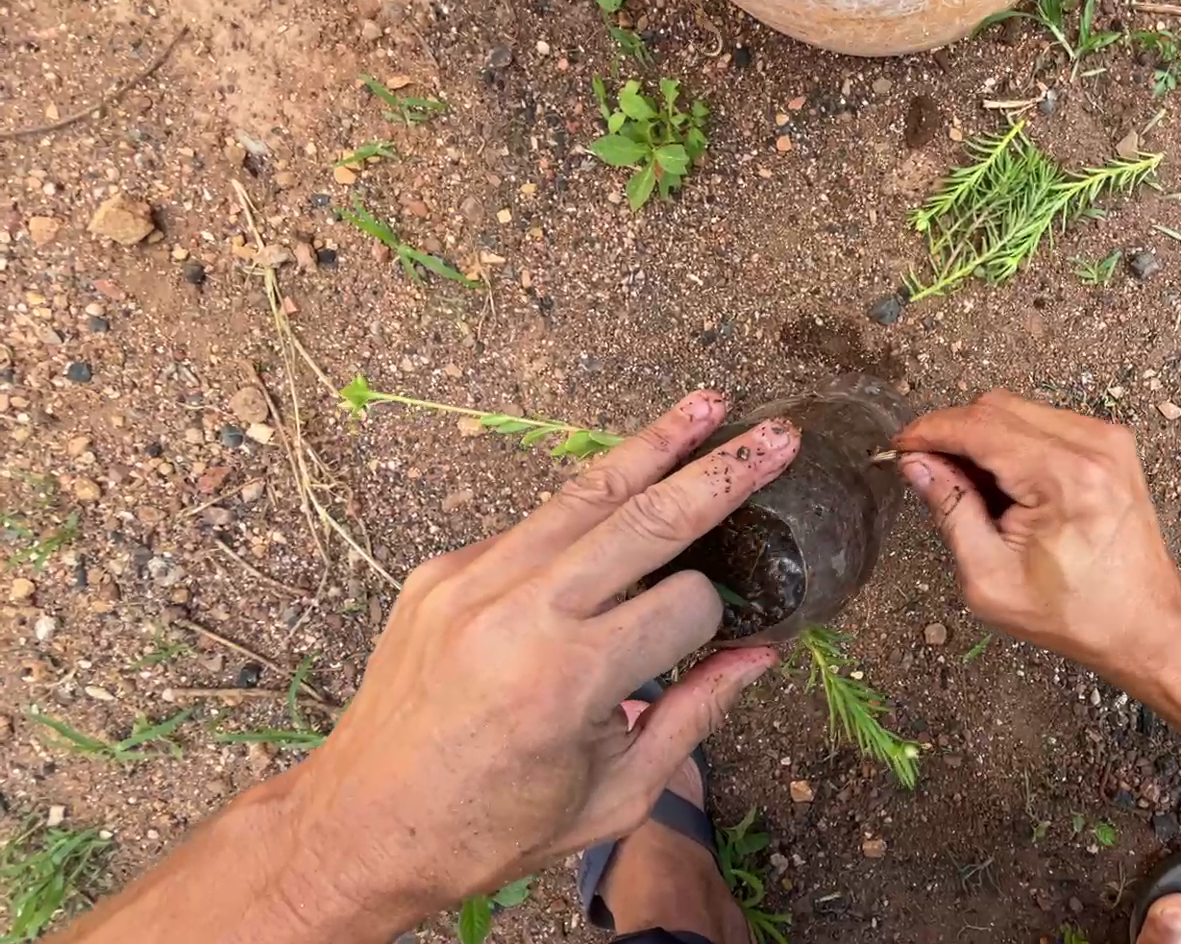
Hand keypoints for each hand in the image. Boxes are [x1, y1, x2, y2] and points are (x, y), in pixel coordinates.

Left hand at [279, 390, 795, 922]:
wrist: (349, 831)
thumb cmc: (498, 827)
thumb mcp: (618, 793)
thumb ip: (699, 712)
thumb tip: (767, 651)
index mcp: (567, 681)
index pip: (686, 603)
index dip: (714, 617)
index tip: (709, 637)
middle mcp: (519, 613)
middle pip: (648, 518)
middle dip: (723, 473)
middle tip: (778, 436)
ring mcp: (472, 579)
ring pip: (591, 490)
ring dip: (659, 441)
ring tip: (710, 402)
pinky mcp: (446, 566)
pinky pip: (544, 519)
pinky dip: (597, 499)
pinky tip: (631, 484)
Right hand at [892, 390, 1180, 677]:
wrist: (1144, 620)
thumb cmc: (1075, 611)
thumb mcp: (991, 577)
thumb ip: (950, 510)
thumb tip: (916, 464)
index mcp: (1065, 478)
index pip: (979, 425)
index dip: (930, 429)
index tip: (901, 444)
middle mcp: (1092, 445)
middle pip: (996, 406)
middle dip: (952, 432)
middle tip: (930, 469)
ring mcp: (1106, 438)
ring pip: (1017, 407)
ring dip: (981, 436)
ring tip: (974, 486)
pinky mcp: (1110, 441)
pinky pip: (1042, 419)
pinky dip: (1012, 440)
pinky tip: (1006, 481)